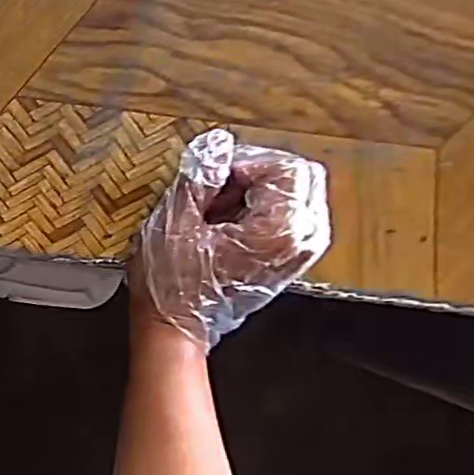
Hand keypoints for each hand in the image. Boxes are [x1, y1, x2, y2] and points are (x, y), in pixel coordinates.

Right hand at [130, 129, 329, 349]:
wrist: (173, 329)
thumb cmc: (169, 286)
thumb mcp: (172, 224)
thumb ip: (196, 179)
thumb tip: (213, 145)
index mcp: (281, 229)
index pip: (283, 166)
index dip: (240, 164)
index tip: (206, 180)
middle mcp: (304, 239)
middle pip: (296, 178)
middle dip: (249, 178)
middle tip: (207, 196)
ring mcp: (299, 251)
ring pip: (290, 196)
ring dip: (250, 196)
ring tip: (209, 217)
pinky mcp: (288, 259)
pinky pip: (284, 218)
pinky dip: (253, 214)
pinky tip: (218, 230)